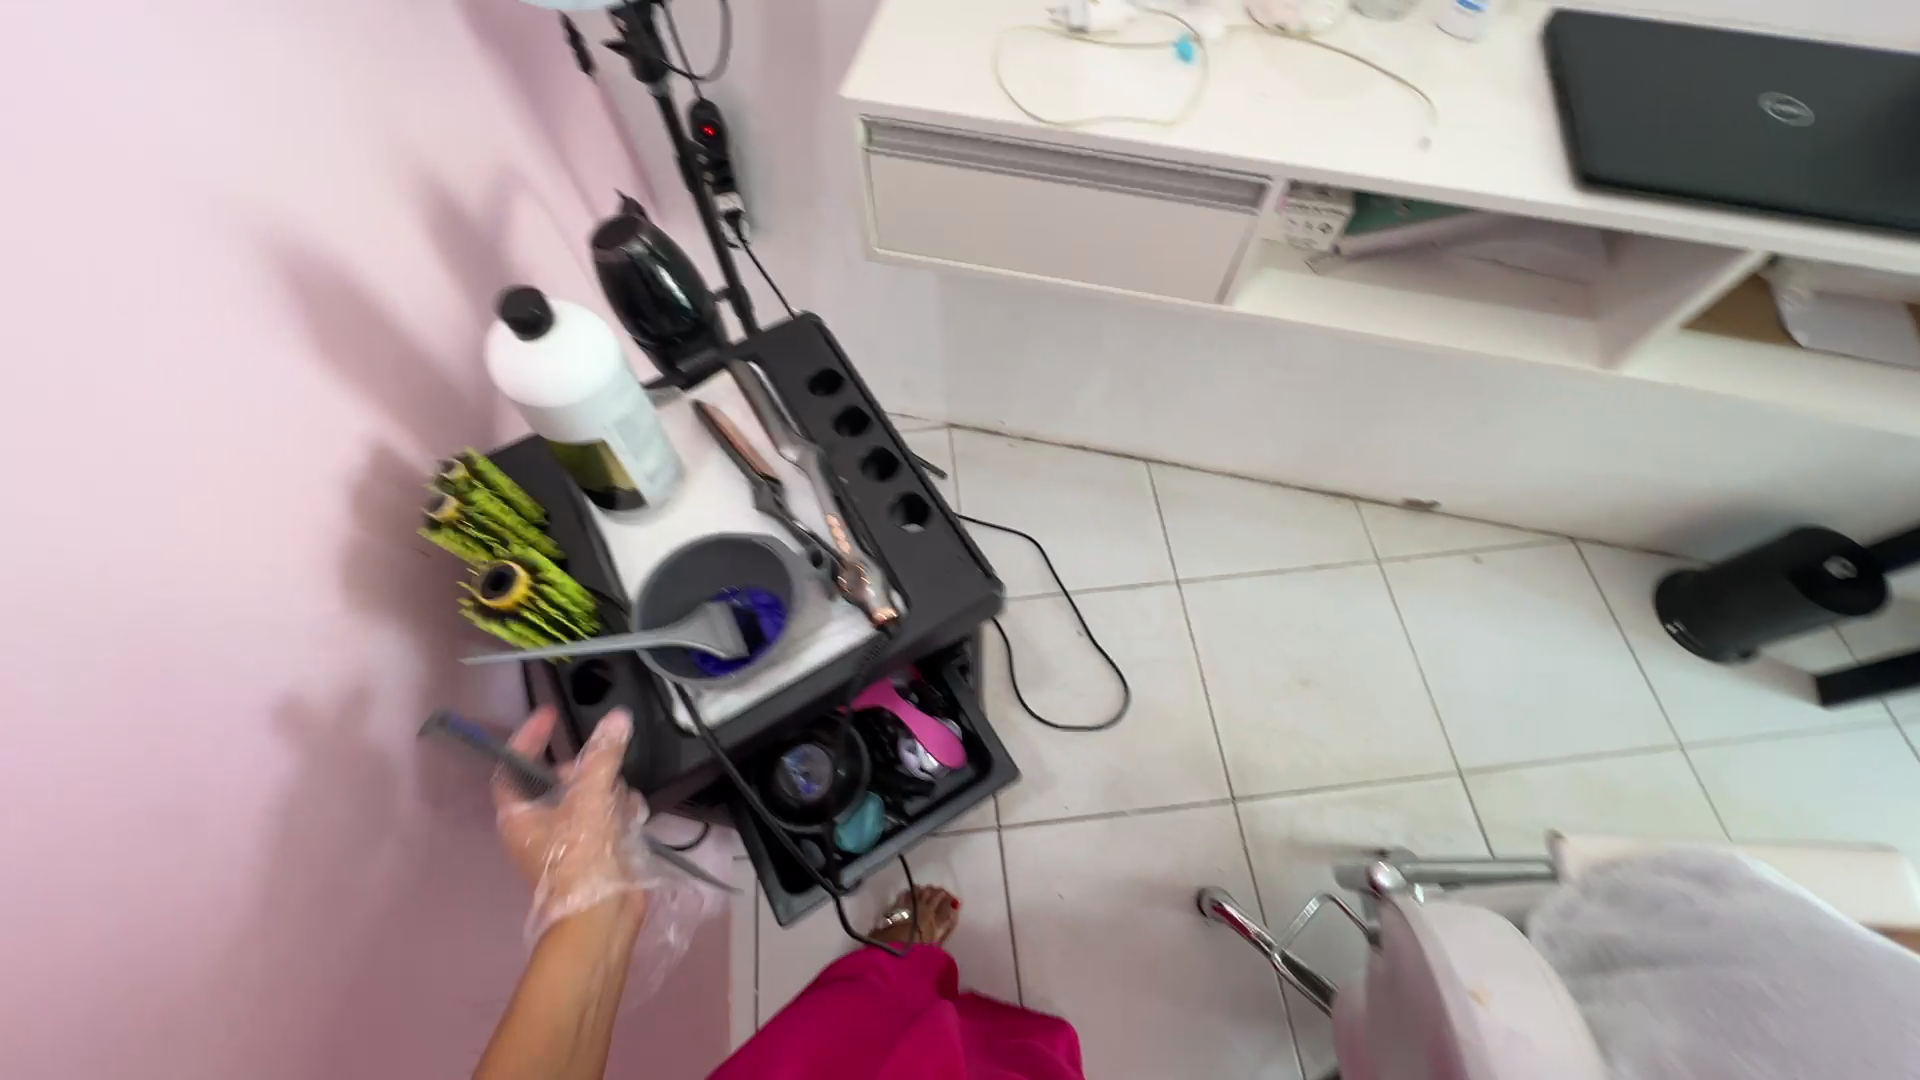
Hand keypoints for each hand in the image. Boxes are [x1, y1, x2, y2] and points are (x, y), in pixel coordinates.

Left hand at [495, 707, 649, 939]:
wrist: (600, 916)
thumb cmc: (579, 858)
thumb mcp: (589, 799)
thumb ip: (604, 757)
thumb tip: (618, 718)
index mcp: (520, 816)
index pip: (513, 768)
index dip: (528, 739)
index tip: (551, 715)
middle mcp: (540, 825)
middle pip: (562, 778)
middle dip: (590, 771)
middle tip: (605, 770)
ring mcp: (569, 838)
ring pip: (592, 794)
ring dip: (612, 793)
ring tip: (621, 807)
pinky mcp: (596, 848)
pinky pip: (610, 814)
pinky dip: (623, 813)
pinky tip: (632, 821)